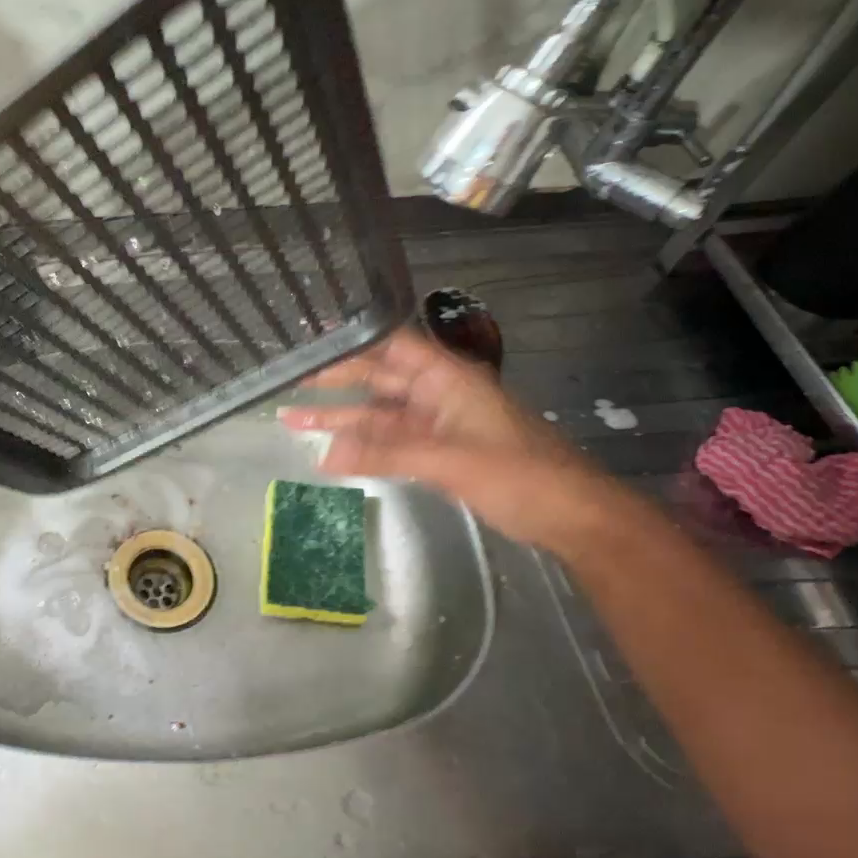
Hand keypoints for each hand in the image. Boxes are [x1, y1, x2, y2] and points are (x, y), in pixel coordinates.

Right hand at [277, 326, 640, 555]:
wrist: (569, 514)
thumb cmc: (519, 474)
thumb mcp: (449, 460)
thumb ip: (386, 454)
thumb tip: (325, 455)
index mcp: (449, 380)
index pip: (394, 347)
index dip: (354, 343)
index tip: (312, 343)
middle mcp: (440, 396)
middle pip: (381, 381)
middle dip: (337, 383)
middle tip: (288, 384)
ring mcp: (439, 427)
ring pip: (381, 417)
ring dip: (342, 420)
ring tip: (293, 420)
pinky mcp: (439, 455)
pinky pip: (392, 444)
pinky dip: (363, 448)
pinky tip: (332, 454)